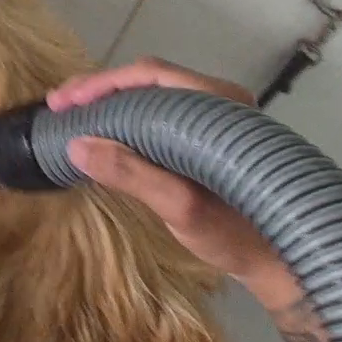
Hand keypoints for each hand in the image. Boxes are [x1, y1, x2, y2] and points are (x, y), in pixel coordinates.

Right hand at [48, 58, 299, 307]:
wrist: (283, 265)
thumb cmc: (237, 236)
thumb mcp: (182, 208)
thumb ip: (133, 174)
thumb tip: (77, 145)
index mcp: (218, 105)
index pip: (149, 75)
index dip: (100, 84)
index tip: (64, 102)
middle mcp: (219, 98)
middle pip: (145, 78)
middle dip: (98, 89)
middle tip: (58, 105)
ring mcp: (214, 113)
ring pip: (149, 92)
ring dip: (108, 101)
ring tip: (72, 113)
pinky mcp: (207, 131)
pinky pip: (158, 108)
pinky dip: (125, 113)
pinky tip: (103, 126)